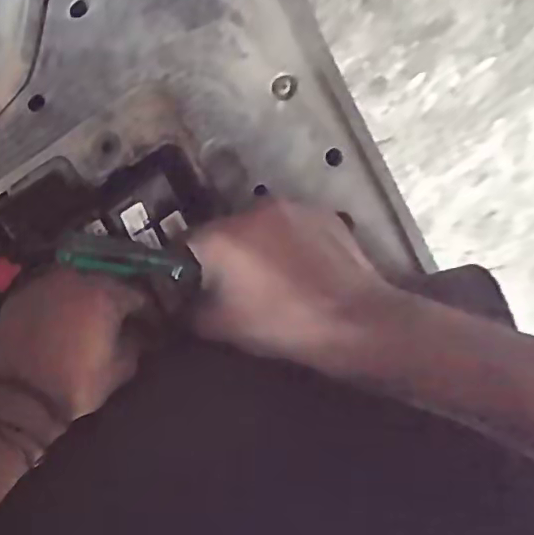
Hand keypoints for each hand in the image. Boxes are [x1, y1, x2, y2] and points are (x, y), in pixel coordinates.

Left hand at [0, 269, 145, 419]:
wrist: (23, 397)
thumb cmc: (77, 384)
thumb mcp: (121, 368)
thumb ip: (135, 342)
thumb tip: (137, 332)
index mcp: (104, 294)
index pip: (135, 295)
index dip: (144, 312)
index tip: (146, 326)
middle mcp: (72, 279)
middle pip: (101, 284)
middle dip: (111, 302)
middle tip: (113, 322)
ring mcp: (40, 284)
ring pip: (70, 285)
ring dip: (79, 299)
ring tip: (82, 320)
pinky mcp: (16, 297)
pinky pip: (44, 295)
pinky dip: (52, 304)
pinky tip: (53, 321)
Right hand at [188, 198, 406, 372]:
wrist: (353, 321)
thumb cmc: (277, 324)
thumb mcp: (216, 326)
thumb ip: (186, 309)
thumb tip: (180, 301)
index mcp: (217, 237)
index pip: (180, 245)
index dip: (180, 269)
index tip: (189, 289)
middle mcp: (248, 211)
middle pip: (218, 232)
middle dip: (217, 256)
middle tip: (229, 288)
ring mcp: (289, 207)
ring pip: (253, 227)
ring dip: (251, 247)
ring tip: (266, 279)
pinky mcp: (321, 213)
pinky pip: (286, 226)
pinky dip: (282, 243)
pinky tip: (294, 271)